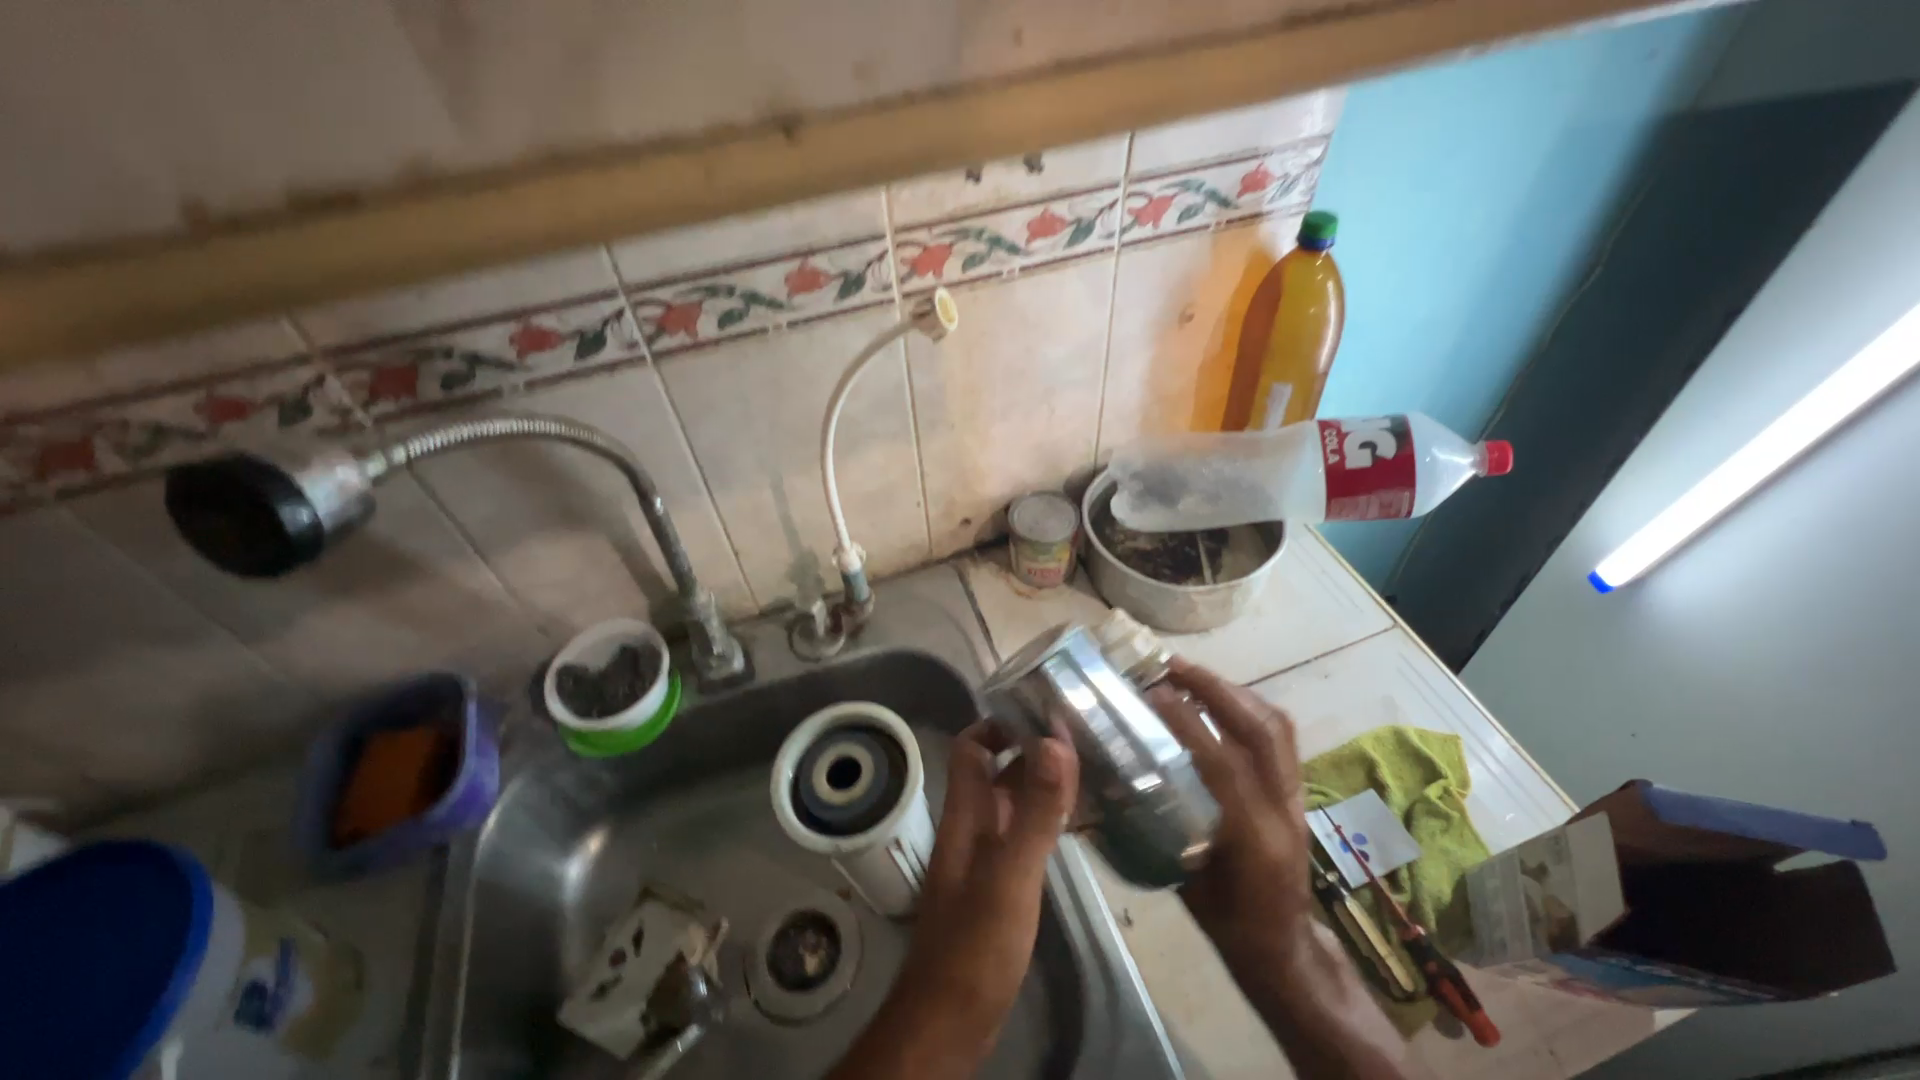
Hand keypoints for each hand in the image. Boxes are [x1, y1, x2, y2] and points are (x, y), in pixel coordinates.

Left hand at [829, 725, 1077, 1079]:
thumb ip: (1035, 813)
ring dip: (1045, 785)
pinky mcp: (1000, 889)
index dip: (999, 724)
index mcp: (966, 817)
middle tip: (1087, 733)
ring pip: (1015, 806)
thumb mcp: (1011, 876)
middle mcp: (973, 830)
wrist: (950, 1019)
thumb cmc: (975, 945)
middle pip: (998, 774)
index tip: (1044, 709)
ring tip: (1095, 769)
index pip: (971, 749)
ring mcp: (986, 860)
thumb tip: (1054, 741)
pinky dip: (1049, 822)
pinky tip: (1081, 825)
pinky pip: (1025, 838)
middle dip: (1034, 750)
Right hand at [1145, 658, 1313, 968]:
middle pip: (1262, 731)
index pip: (1225, 765)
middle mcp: (1284, 809)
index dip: (1190, 724)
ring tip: (1193, 675)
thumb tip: (1115, 787)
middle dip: (1217, 690)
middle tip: (1172, 667)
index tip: (1153, 693)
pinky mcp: (1299, 792)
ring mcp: (1297, 798)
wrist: (1284, 948)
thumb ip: (1162, 832)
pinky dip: (1248, 709)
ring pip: (1277, 728)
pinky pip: (1280, 737)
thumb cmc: (1228, 922)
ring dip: (1234, 692)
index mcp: (1255, 839)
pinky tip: (1219, 701)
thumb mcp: (1187, 883)